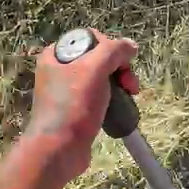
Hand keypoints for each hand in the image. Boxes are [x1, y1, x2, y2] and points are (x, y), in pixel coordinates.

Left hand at [22, 29, 140, 184]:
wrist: (58, 149)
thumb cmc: (74, 104)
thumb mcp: (95, 68)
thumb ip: (115, 51)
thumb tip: (131, 46)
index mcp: (57, 53)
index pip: (92, 38)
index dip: (111, 48)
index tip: (122, 65)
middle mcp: (60, 68)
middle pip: (100, 57)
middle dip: (119, 68)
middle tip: (129, 85)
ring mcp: (68, 90)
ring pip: (102, 77)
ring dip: (119, 84)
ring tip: (129, 96)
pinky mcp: (76, 109)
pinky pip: (99, 95)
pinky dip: (112, 98)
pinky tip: (118, 107)